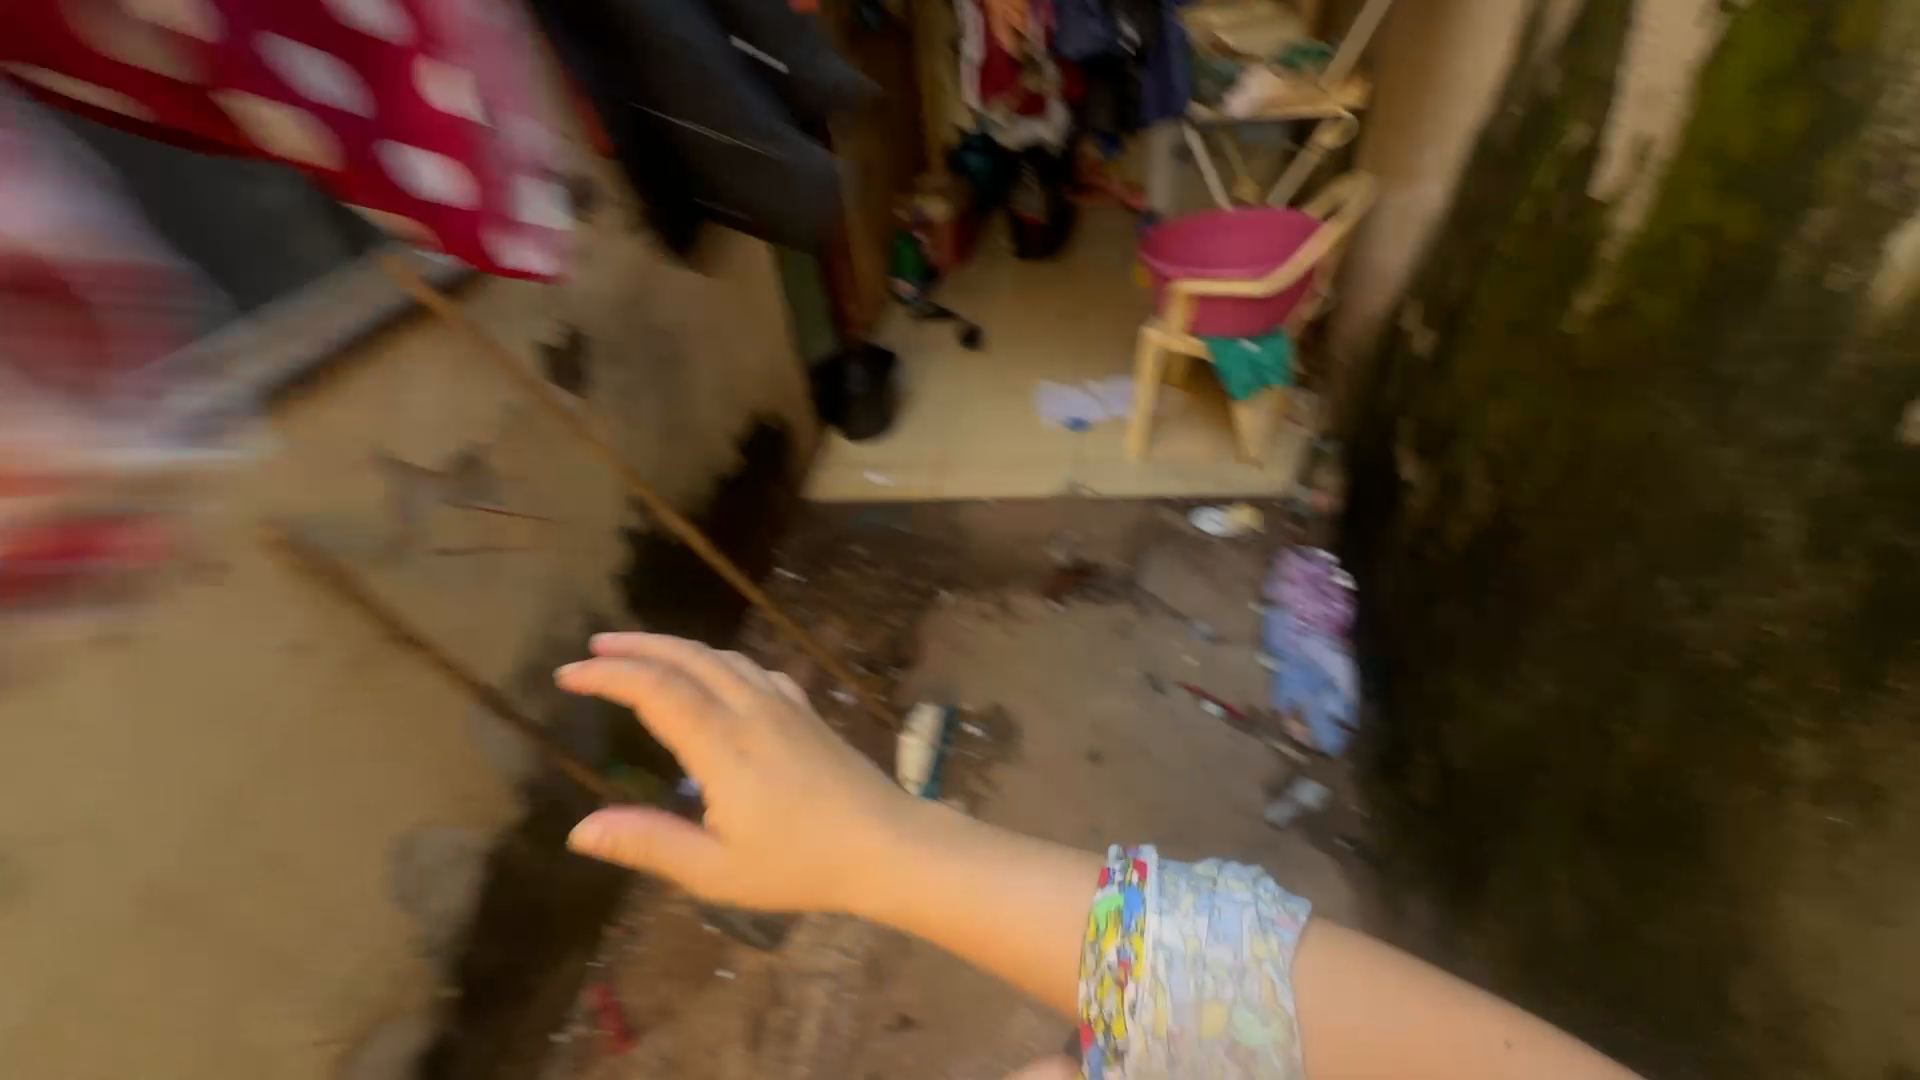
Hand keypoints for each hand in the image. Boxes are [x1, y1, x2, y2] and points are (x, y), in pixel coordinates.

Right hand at [554, 632, 912, 912]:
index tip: (568, 674)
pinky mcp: (807, 710)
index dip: (609, 675)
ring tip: (644, 653)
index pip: (656, 690)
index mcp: (724, 745)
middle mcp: (753, 710)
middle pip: (689, 658)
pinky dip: (720, 661)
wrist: (885, 843)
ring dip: (678, 648)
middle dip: (638, 645)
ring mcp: (785, 705)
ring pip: (724, 657)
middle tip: (595, 646)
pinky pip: (756, 670)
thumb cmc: (800, 864)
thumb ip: (648, 844)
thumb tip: (580, 829)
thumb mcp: (716, 871)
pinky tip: (718, 675)